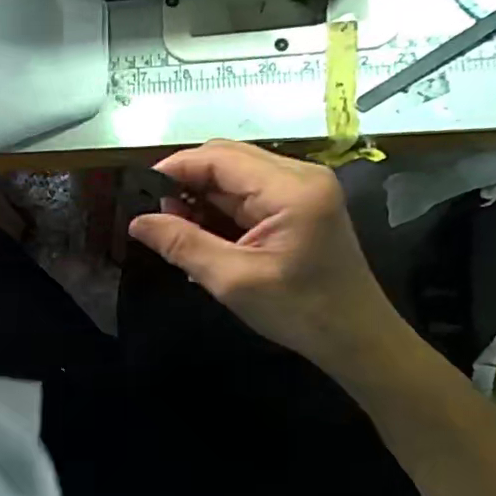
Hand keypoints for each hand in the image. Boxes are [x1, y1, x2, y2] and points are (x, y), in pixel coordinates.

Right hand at [128, 139, 401, 366]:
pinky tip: (204, 233)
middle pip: (227, 158)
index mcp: (291, 188)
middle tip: (158, 218)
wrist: (357, 338)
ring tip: (177, 230)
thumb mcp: (233, 281)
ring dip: (202, 196)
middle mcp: (300, 175)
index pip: (219, 157)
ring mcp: (304, 187)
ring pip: (236, 174)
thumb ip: (182, 244)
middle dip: (186, 182)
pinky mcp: (301, 203)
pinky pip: (250, 191)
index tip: (139, 192)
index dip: (174, 169)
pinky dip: (221, 207)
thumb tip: (137, 221)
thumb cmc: (300, 312)